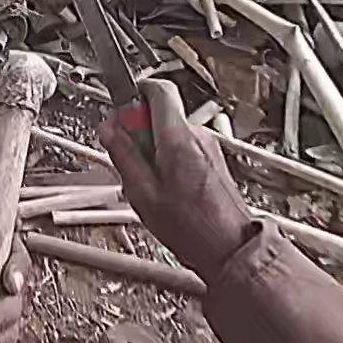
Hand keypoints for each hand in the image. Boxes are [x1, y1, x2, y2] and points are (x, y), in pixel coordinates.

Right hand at [97, 79, 253, 278]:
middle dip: (135, 128)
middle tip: (126, 156)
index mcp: (177, 140)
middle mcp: (196, 137)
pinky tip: (161, 184)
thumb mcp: (142, 192)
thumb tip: (108, 129)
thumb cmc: (192, 227)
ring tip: (145, 179)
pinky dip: (163, 155)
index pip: (157, 90)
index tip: (118, 112)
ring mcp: (207, 146)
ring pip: (165, 129)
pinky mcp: (211, 158)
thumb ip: (123, 155)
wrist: (234, 251)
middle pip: (157, 111)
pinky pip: (178, 143)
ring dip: (148, 145)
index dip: (133, 91)